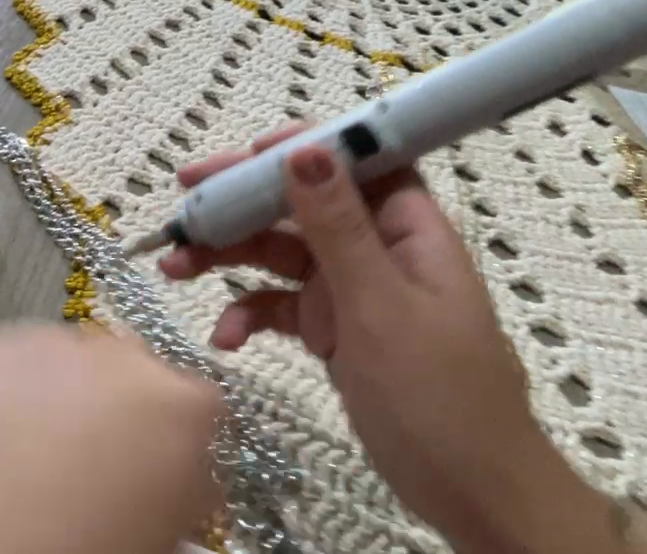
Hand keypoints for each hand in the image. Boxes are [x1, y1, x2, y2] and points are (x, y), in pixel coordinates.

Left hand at [0, 325, 221, 553]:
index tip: (157, 462)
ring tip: (22, 447)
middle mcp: (109, 350)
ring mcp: (32, 338)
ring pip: (57, 355)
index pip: (197, 399)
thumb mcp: (155, 536)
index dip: (178, 433)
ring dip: (53, 388)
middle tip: (84, 455)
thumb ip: (180, 489)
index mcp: (174, 403)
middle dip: (114, 399)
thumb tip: (183, 475)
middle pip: (126, 361)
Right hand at [159, 126, 618, 553]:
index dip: (300, 148)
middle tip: (182, 205)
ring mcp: (350, 287)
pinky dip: (249, 315)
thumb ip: (337, 227)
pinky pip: (279, 304)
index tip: (245, 155)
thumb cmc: (438, 396)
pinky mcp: (332, 326)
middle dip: (239, 204)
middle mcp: (374, 245)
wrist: (473, 498)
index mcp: (404, 227)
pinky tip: (224, 338)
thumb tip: (305, 150)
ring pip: (278, 252)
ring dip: (227, 257)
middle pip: (298, 204)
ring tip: (174, 266)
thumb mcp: (380, 306)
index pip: (353, 160)